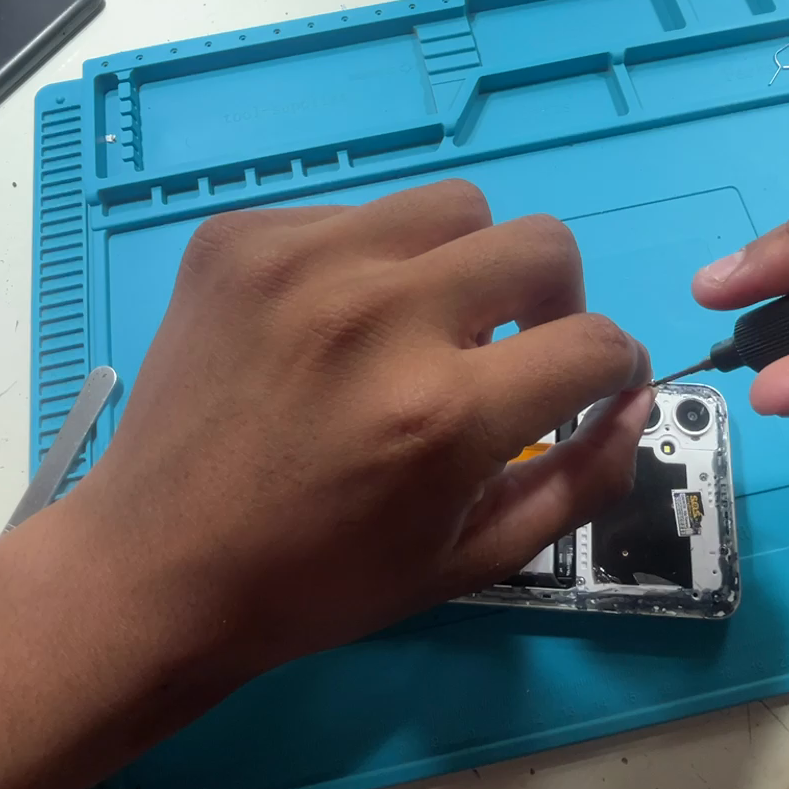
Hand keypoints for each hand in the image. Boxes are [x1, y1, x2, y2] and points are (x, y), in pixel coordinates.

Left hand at [54, 180, 653, 677]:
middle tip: (510, 349)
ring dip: (464, 266)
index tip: (589, 383)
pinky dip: (371, 264)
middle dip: (555, 299)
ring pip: (452, 207)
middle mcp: (378, 312)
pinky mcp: (237, 238)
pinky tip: (330, 325)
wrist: (155, 567)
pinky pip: (354, 216)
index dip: (616, 366)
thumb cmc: (321, 581)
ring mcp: (298, 259)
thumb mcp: (473, 559)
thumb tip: (634, 395)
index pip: (595, 343)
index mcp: (443, 412)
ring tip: (419, 328)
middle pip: (540, 242)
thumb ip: (582, 478)